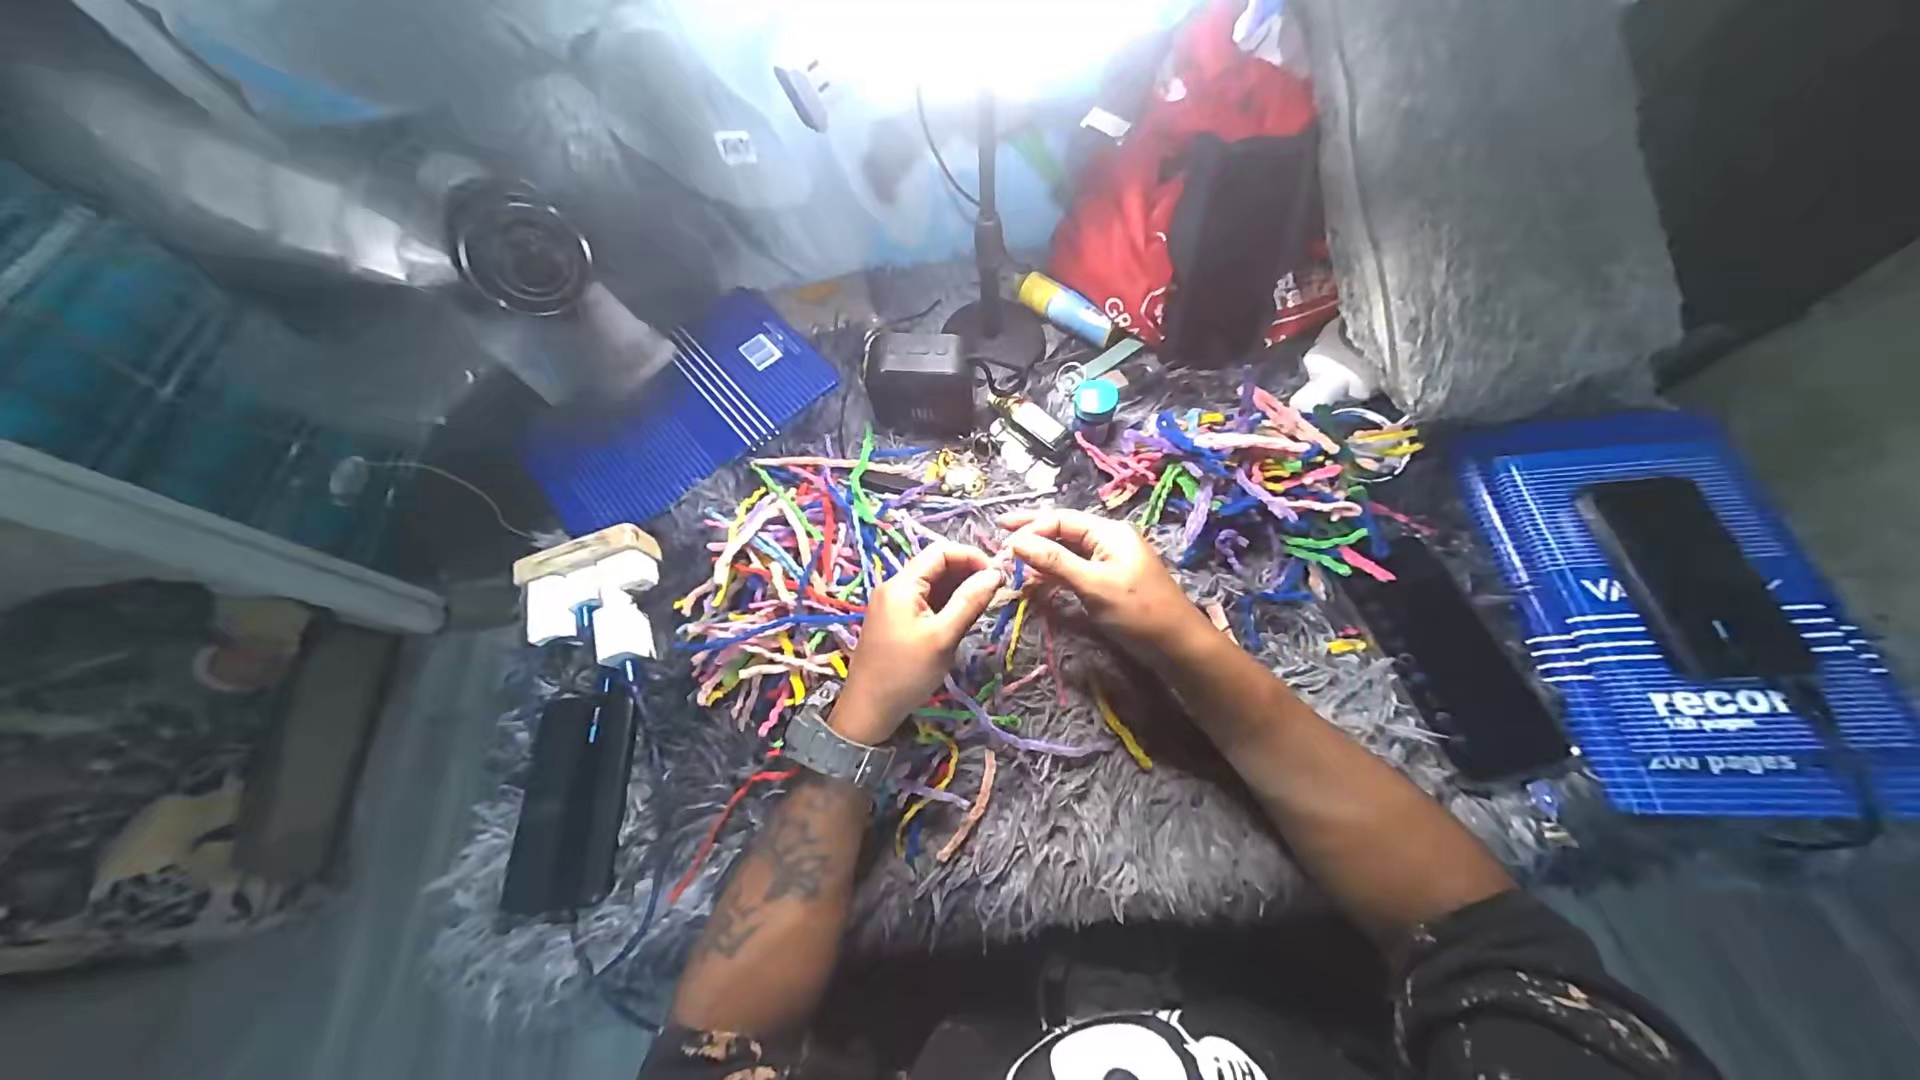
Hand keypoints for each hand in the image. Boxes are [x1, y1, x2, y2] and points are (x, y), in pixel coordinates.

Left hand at [834, 542, 1003, 742]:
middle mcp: (895, 587)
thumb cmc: (906, 673)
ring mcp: (893, 604)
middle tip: (996, 591)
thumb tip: (996, 573)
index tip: (998, 575)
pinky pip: (925, 601)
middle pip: (936, 565)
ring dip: (959, 589)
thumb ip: (970, 601)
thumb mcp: (943, 637)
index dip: (972, 557)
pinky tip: (963, 617)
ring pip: (933, 584)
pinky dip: (947, 604)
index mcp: (902, 585)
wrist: (868, 710)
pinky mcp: (896, 620)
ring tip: (984, 605)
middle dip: (968, 572)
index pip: (941, 551)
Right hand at [999, 508, 1214, 660]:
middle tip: (1000, 539)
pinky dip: (1053, 573)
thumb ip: (1054, 561)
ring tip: (1011, 563)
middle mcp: (1107, 540)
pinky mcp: (1106, 581)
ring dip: (1039, 557)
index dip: (1030, 528)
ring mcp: (1108, 561)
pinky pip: (1073, 569)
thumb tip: (1016, 542)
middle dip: (1032, 536)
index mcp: (1109, 532)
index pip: (1061, 520)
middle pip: (1062, 531)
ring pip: (1066, 551)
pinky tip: (1035, 580)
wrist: (1177, 646)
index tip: (1003, 542)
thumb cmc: (1138, 612)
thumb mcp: (1093, 584)